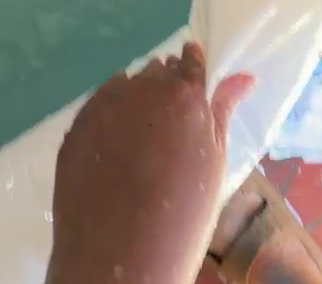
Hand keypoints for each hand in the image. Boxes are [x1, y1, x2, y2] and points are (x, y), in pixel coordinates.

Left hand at [48, 43, 254, 283]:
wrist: (120, 263)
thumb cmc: (183, 215)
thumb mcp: (215, 161)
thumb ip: (223, 110)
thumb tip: (244, 75)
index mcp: (184, 92)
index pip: (191, 59)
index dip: (194, 71)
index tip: (194, 88)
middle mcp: (144, 87)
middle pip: (159, 70)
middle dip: (167, 87)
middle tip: (172, 125)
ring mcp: (105, 105)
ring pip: (128, 84)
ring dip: (138, 99)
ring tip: (143, 140)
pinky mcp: (78, 125)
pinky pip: (99, 104)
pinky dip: (110, 115)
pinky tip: (116, 146)